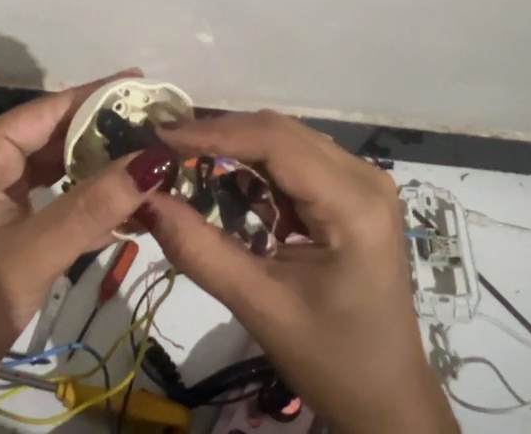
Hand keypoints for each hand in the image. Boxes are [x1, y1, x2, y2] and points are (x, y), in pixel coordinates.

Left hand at [0, 73, 175, 433]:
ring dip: (101, 168)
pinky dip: (87, 200)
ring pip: (58, 167)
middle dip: (106, 133)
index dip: (99, 96)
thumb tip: (154, 159)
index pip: (48, 110)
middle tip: (162, 128)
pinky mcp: (7, 225)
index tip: (148, 86)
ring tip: (154, 158)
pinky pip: (55, 198)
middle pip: (55, 135)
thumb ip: (94, 205)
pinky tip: (128, 202)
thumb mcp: (34, 252)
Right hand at [137, 111, 458, 433]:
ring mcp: (362, 182)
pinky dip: (255, 167)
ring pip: (286, 141)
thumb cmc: (331, 359)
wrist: (386, 398)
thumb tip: (144, 199)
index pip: (276, 142)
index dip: (215, 132)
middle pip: (280, 133)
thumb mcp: (260, 307)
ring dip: (235, 147)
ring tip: (184, 160)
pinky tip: (224, 182)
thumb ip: (200, 250)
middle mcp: (365, 177)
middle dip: (219, 135)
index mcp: (354, 203)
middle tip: (164, 147)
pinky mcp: (352, 193)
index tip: (160, 137)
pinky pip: (295, 162)